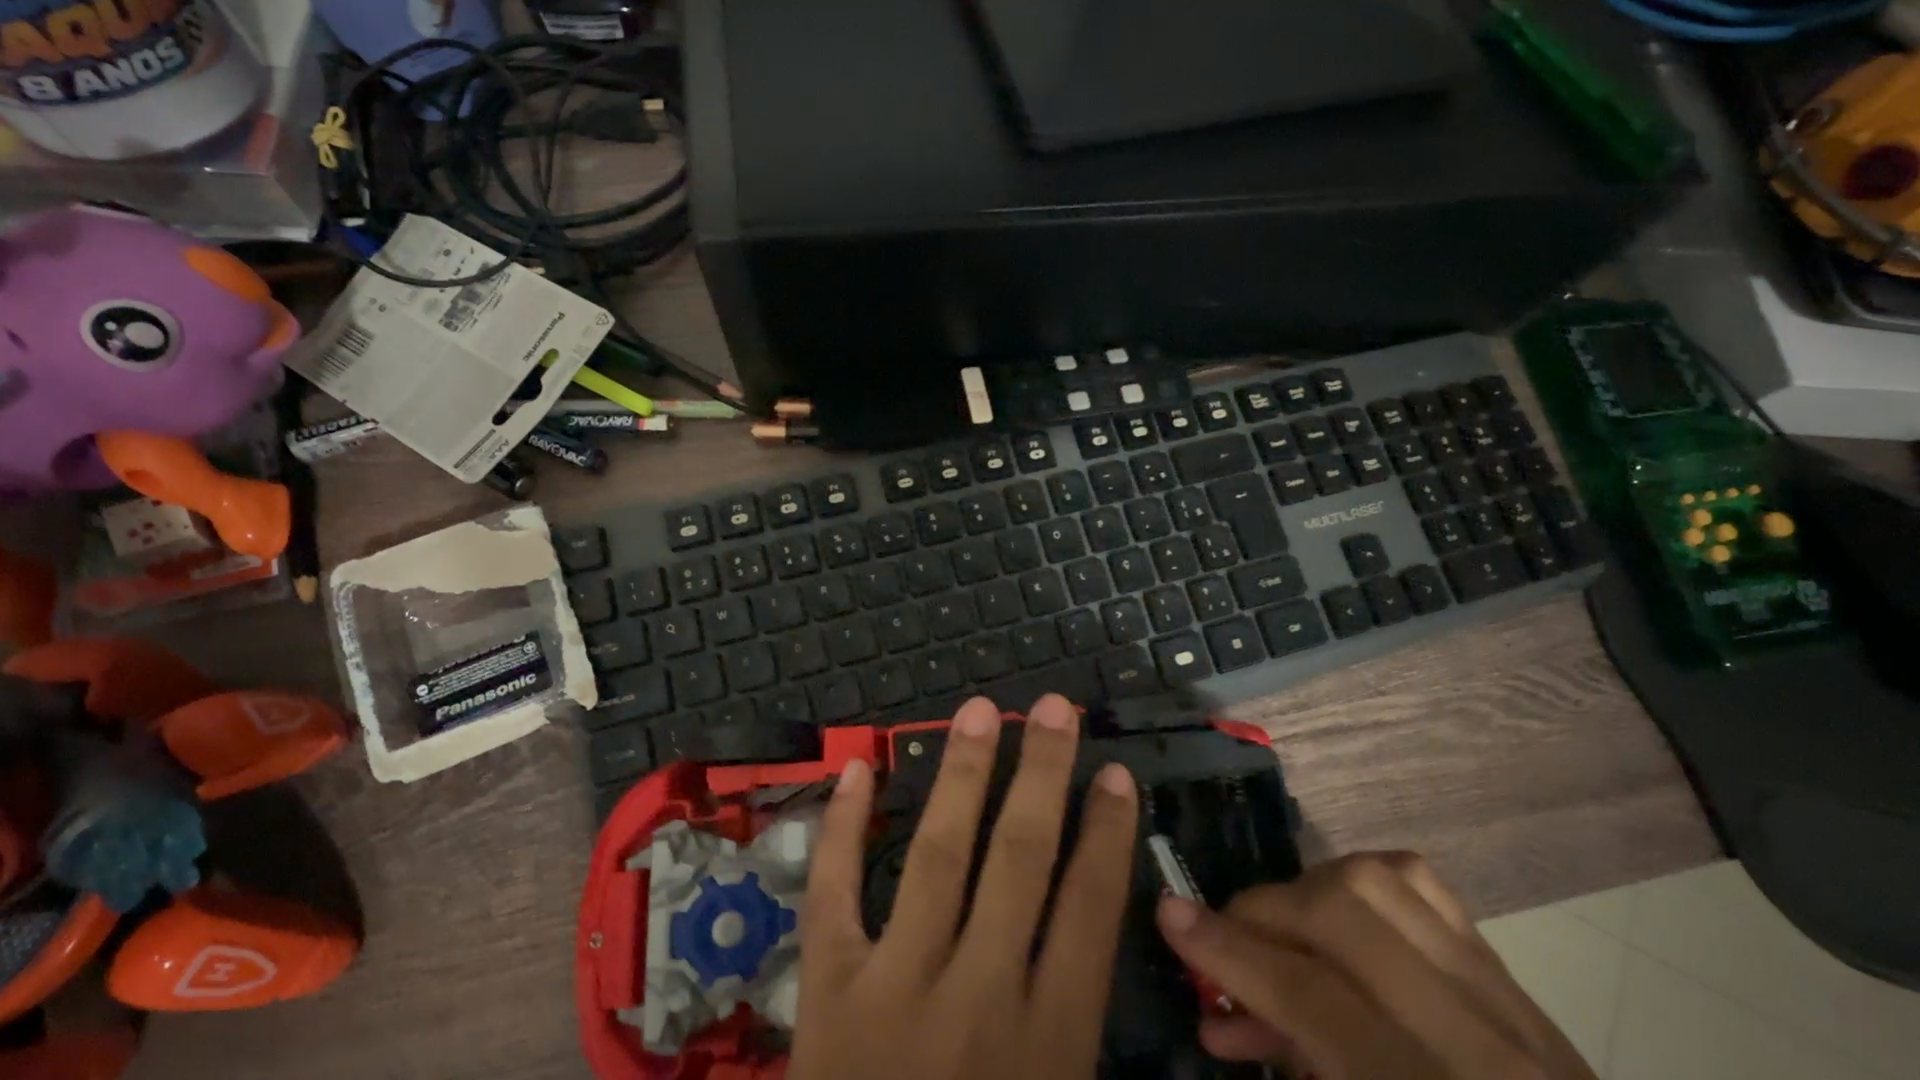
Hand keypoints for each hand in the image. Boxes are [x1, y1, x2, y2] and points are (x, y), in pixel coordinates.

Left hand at [789, 694, 1138, 1079]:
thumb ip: (1076, 1016)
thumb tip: (1096, 918)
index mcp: (1050, 1032)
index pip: (1091, 905)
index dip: (1107, 830)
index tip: (1116, 772)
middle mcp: (980, 992)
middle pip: (1020, 859)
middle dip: (1042, 774)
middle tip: (1053, 708)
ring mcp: (896, 983)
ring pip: (937, 856)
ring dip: (962, 776)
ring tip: (980, 712)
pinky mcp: (827, 985)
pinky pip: (833, 891)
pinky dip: (842, 826)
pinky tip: (859, 767)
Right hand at [1156, 852, 1598, 1079]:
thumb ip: (1289, 1061)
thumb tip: (1218, 1014)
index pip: (1314, 995)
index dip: (1231, 951)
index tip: (1170, 916)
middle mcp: (1479, 1038)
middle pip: (1348, 913)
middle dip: (1263, 910)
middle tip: (1222, 935)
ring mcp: (1505, 998)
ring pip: (1389, 881)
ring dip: (1308, 888)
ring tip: (1275, 929)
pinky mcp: (1510, 976)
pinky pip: (1426, 887)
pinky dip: (1362, 882)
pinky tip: (1333, 909)